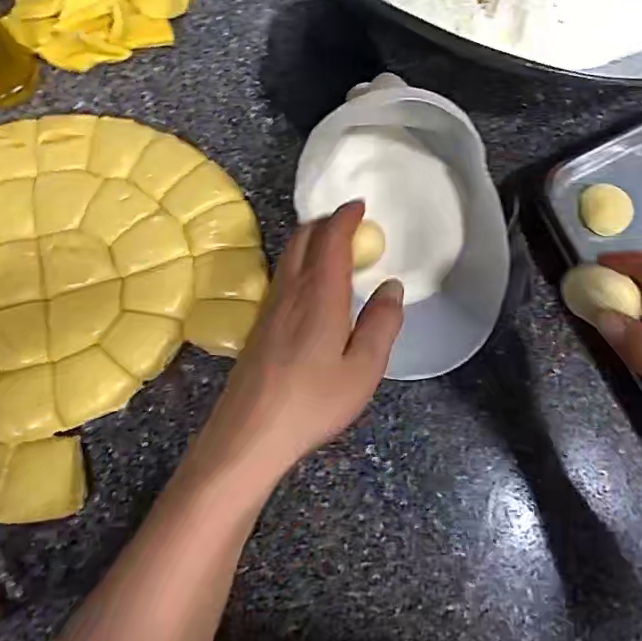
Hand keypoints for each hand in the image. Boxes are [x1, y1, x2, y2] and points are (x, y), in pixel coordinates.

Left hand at [186, 201, 403, 487]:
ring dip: (310, 241)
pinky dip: (300, 262)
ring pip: (288, 257)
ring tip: (333, 248)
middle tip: (349, 223)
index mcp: (319, 296)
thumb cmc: (313, 402)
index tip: (360, 206)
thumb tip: (391, 286)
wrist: (250, 434)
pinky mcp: (259, 326)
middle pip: (302, 239)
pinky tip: (311, 286)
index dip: (345, 217)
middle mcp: (290, 292)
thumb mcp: (364, 369)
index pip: (330, 239)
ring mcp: (269, 308)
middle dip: (325, 222)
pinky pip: (282, 276)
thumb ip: (381, 324)